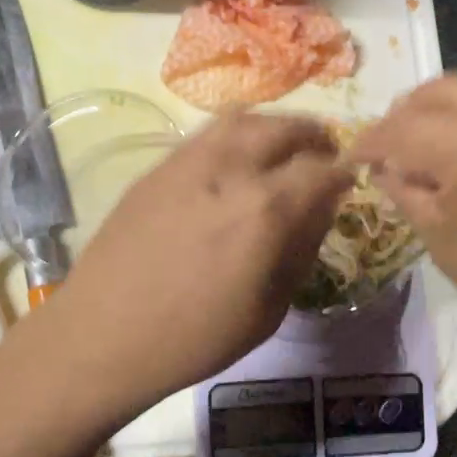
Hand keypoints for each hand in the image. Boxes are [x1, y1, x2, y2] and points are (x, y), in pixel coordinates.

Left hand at [39, 110, 351, 406]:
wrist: (104, 335)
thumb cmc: (196, 338)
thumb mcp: (269, 308)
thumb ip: (301, 249)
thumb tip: (321, 210)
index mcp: (266, 209)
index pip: (323, 169)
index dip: (346, 172)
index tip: (352, 182)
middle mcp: (231, 170)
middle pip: (286, 128)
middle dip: (315, 137)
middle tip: (324, 155)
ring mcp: (188, 162)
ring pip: (244, 119)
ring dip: (274, 127)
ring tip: (283, 148)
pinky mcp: (158, 168)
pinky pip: (207, 133)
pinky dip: (236, 134)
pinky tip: (236, 160)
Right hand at [353, 75, 456, 362]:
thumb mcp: (447, 246)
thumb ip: (408, 196)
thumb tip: (383, 167)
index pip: (403, 128)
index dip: (370, 141)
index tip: (351, 158)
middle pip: (435, 92)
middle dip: (401, 116)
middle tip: (384, 149)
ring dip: (435, 113)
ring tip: (420, 149)